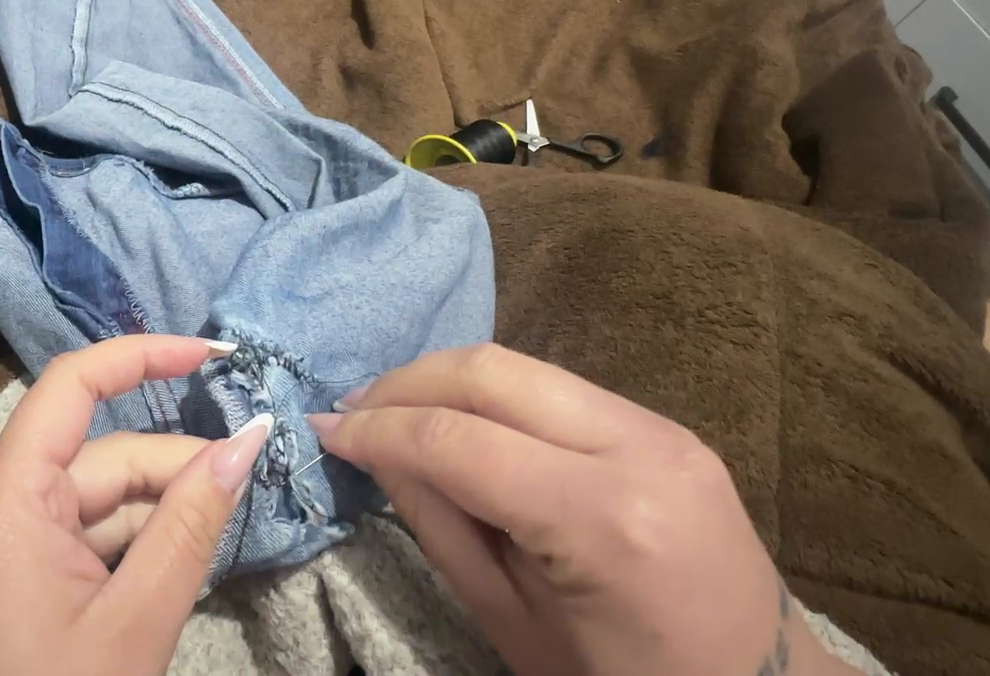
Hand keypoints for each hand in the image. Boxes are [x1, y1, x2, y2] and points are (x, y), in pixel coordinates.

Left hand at [0, 335, 272, 675]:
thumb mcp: (134, 623)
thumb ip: (191, 523)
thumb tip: (248, 439)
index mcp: (5, 498)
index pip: (72, 385)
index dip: (142, 355)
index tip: (211, 356)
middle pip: (100, 456)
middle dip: (174, 470)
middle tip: (242, 489)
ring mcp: (3, 545)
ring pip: (97, 501)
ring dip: (159, 514)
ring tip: (212, 540)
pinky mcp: (15, 579)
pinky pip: (84, 539)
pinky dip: (132, 547)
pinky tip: (171, 573)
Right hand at [308, 344, 853, 675]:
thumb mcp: (513, 624)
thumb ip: (437, 524)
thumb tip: (376, 449)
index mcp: (602, 521)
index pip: (457, 441)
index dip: (378, 429)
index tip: (325, 429)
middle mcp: (636, 448)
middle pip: (488, 371)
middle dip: (405, 382)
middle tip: (354, 409)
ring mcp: (659, 427)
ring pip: (518, 365)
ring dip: (443, 380)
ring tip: (393, 409)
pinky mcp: (665, 424)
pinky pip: (552, 387)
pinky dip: (490, 394)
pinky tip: (458, 419)